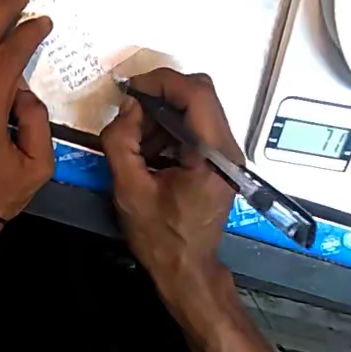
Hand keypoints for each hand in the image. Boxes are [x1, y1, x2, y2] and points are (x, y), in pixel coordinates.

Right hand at [101, 69, 237, 311]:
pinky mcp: (218, 160)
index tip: (131, 89)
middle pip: (199, 95)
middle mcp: (228, 149)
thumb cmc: (160, 238)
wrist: (186, 269)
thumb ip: (122, 142)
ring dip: (160, 116)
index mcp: (213, 155)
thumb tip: (127, 107)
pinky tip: (148, 153)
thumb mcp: (129, 189)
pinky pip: (193, 128)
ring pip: (195, 109)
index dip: (160, 82)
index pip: (196, 93)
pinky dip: (167, 130)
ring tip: (135, 142)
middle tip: (128, 115)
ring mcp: (226, 154)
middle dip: (158, 97)